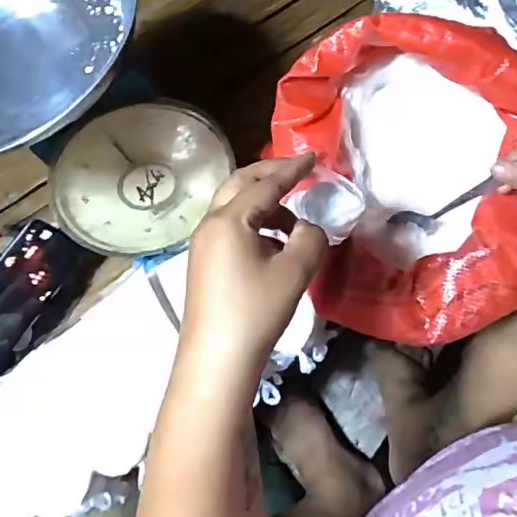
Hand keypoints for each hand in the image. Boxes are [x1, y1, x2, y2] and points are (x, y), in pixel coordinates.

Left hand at [181, 153, 328, 382]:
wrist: (217, 359)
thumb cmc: (255, 311)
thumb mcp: (294, 272)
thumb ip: (311, 238)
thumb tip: (308, 228)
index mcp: (229, 219)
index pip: (265, 184)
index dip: (292, 169)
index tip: (314, 156)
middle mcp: (210, 224)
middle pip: (240, 184)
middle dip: (271, 175)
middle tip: (299, 172)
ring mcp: (203, 243)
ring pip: (234, 206)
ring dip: (265, 204)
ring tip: (294, 222)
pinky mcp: (203, 262)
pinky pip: (230, 227)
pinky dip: (255, 224)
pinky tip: (274, 246)